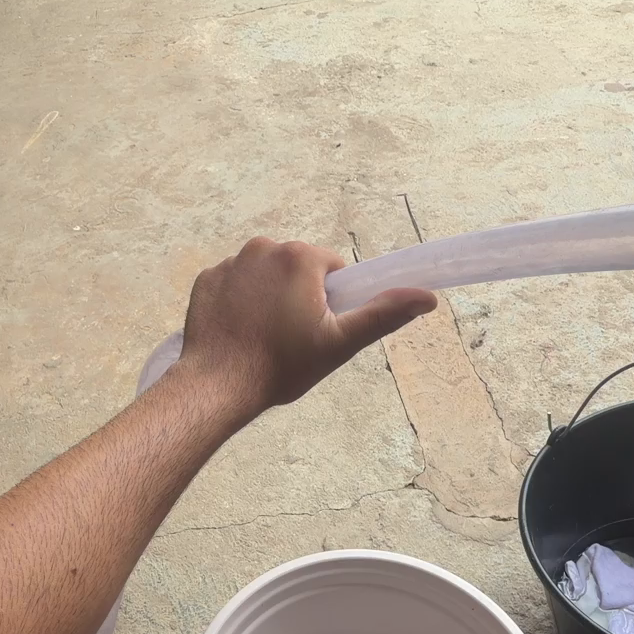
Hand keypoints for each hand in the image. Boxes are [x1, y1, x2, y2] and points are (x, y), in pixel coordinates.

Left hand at [175, 237, 436, 412]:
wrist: (218, 385)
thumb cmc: (281, 366)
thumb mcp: (340, 343)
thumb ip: (382, 315)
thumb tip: (427, 297)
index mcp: (300, 258)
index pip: (331, 268)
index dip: (330, 299)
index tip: (317, 327)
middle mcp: (263, 248)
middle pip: (296, 267)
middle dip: (298, 295)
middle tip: (290, 336)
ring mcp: (230, 263)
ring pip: (264, 274)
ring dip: (268, 295)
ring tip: (263, 335)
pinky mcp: (206, 280)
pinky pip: (233, 283)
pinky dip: (238, 301)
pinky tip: (239, 331)